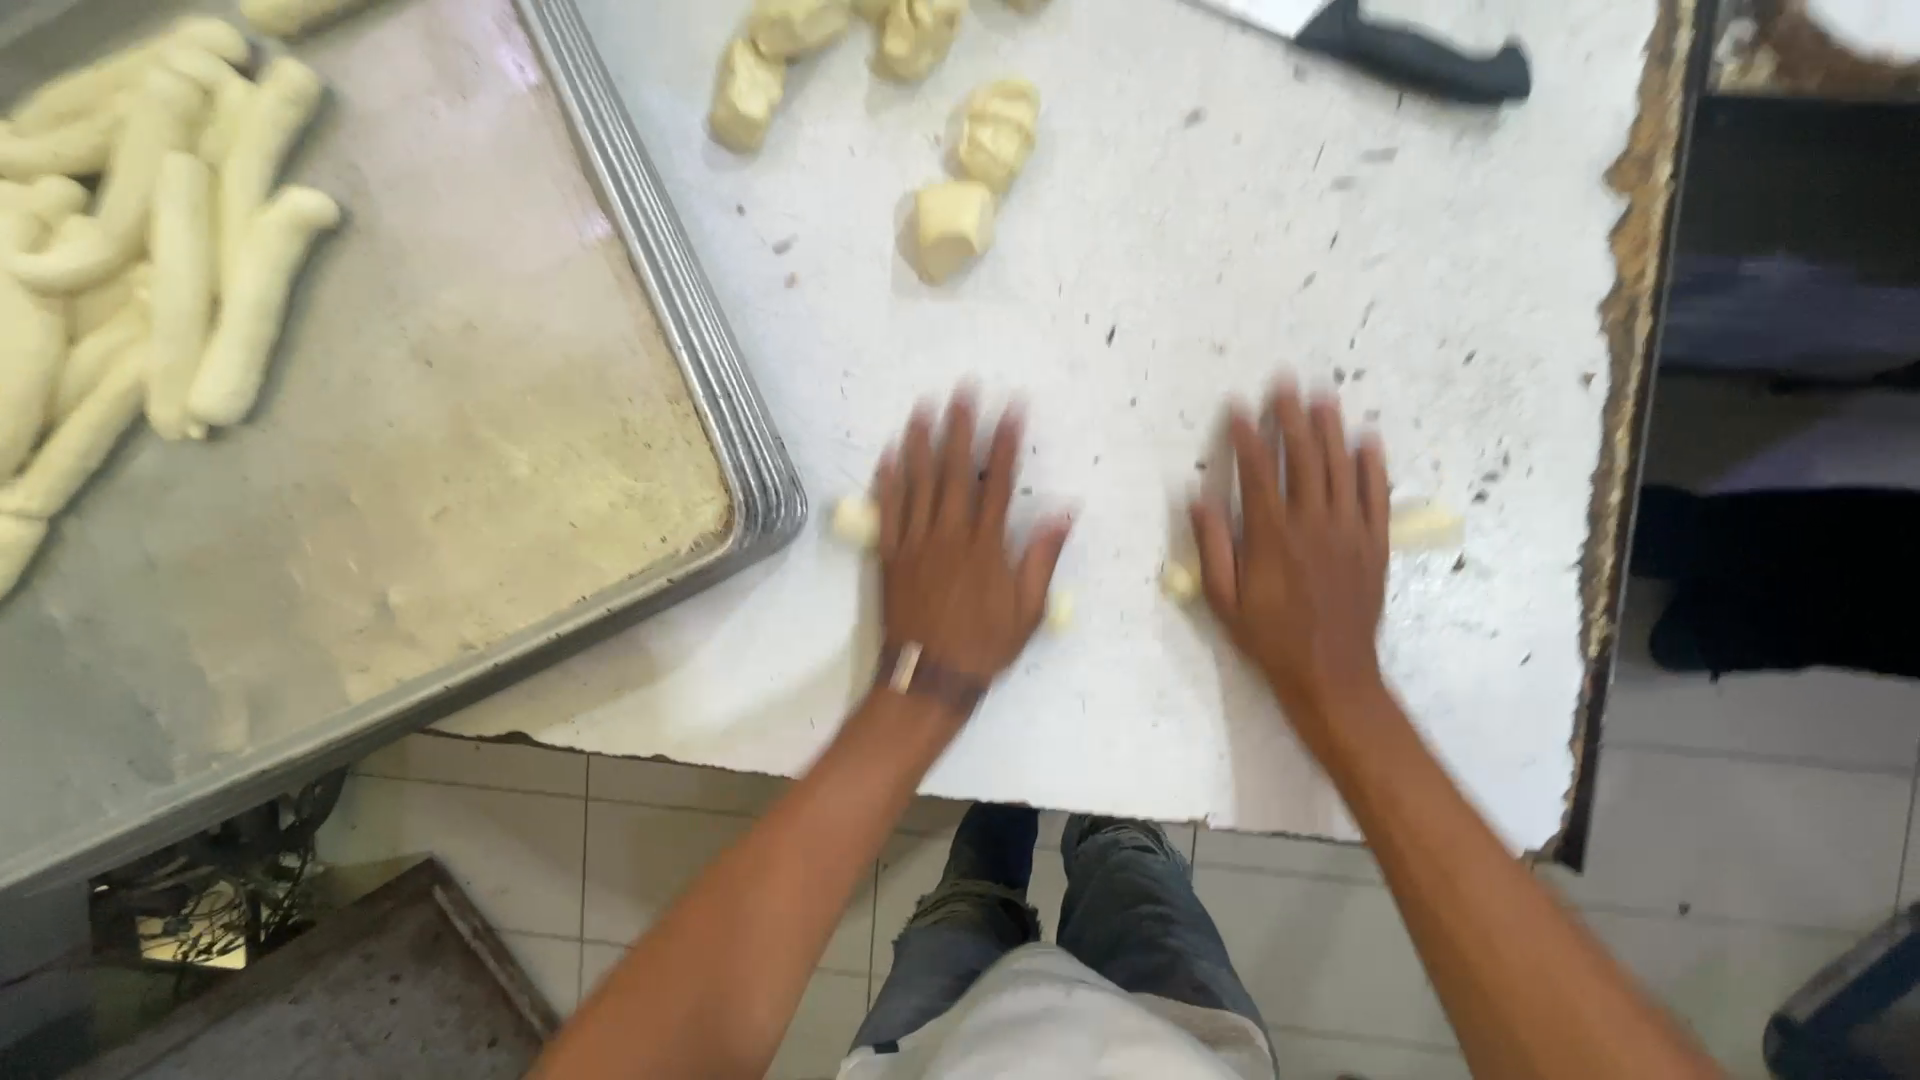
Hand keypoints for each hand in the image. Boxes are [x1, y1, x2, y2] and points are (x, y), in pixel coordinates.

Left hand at [874, 391, 1073, 682]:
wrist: (930, 676)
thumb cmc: (985, 644)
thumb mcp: (1029, 609)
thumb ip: (1042, 557)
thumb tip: (1063, 513)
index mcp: (986, 545)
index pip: (999, 482)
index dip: (1006, 442)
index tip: (1012, 409)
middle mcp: (949, 534)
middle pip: (955, 471)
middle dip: (961, 428)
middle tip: (962, 391)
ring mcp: (915, 542)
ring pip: (917, 483)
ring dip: (921, 442)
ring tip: (923, 408)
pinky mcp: (889, 555)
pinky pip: (888, 511)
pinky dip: (888, 481)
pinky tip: (889, 455)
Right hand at [1190, 380, 1390, 731]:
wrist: (1330, 671)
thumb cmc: (1268, 637)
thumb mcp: (1222, 599)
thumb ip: (1212, 547)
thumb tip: (1198, 499)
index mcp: (1271, 537)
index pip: (1258, 473)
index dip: (1248, 437)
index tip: (1239, 408)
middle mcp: (1313, 524)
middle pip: (1302, 458)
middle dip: (1291, 417)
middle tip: (1285, 383)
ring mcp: (1349, 531)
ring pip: (1340, 468)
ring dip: (1330, 429)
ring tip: (1323, 396)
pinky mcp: (1375, 543)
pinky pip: (1376, 495)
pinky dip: (1372, 465)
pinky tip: (1367, 439)